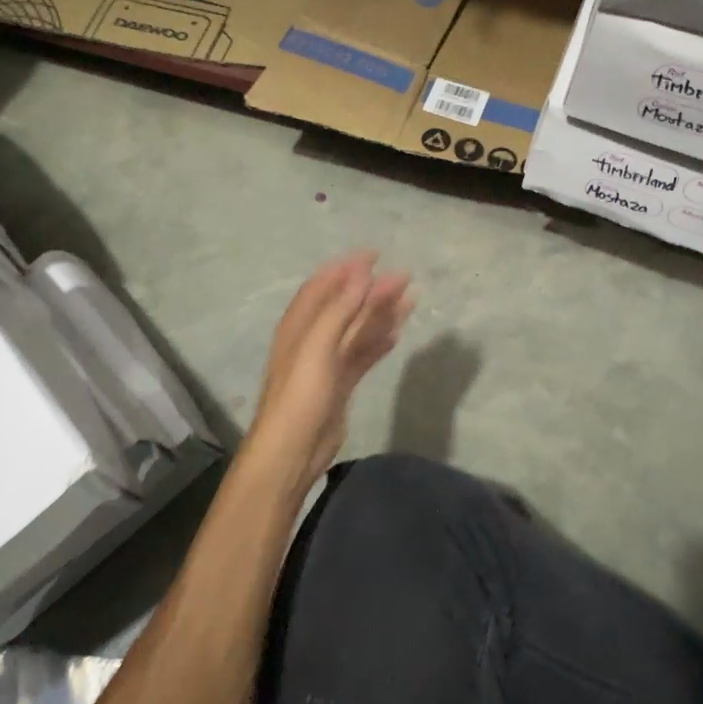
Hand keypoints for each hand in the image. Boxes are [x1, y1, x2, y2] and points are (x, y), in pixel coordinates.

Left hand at [247, 251, 413, 484]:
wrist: (293, 449)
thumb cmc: (300, 396)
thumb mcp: (317, 347)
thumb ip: (339, 310)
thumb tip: (361, 274)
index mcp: (299, 326)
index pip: (323, 286)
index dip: (346, 268)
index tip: (375, 254)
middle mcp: (311, 340)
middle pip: (345, 307)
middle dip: (372, 290)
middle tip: (405, 277)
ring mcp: (326, 364)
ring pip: (357, 331)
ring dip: (380, 314)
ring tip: (409, 300)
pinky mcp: (339, 386)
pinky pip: (361, 357)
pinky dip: (377, 344)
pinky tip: (396, 335)